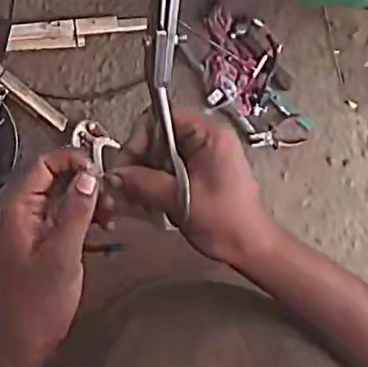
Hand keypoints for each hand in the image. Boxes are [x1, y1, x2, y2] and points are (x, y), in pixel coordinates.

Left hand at [0, 148, 100, 361]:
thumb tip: (89, 176)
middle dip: (86, 182)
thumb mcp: (62, 255)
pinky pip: (68, 216)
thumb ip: (76, 212)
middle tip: (109, 197)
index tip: (97, 169)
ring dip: (90, 200)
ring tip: (109, 215)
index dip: (71, 160)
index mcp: (20, 209)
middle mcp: (25, 213)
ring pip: (66, 196)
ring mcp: (36, 227)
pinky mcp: (47, 242)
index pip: (44, 164)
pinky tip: (104, 227)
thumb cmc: (35, 306)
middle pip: (57, 178)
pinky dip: (87, 217)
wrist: (24, 345)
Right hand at [108, 108, 281, 269]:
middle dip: (141, 158)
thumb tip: (114, 175)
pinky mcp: (202, 169)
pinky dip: (157, 180)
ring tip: (138, 196)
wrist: (252, 249)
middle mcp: (208, 137)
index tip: (128, 164)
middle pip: (160, 134)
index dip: (141, 137)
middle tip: (127, 184)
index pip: (163, 117)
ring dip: (146, 172)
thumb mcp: (179, 200)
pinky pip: (171, 164)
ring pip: (162, 151)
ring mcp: (206, 153)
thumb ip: (144, 183)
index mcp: (209, 135)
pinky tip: (151, 199)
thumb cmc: (224, 222)